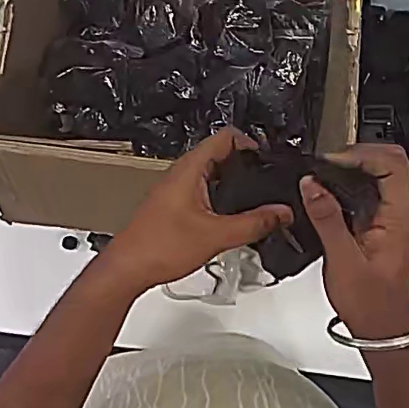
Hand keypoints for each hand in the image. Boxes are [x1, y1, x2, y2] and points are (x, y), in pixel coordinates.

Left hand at [97, 128, 292, 293]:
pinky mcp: (175, 206)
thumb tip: (281, 213)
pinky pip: (205, 193)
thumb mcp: (217, 236)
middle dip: (248, 167)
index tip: (268, 162)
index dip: (251, 144)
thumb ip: (255, 223)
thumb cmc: (157, 247)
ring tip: (255, 202)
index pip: (226, 137)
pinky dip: (223, 200)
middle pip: (222, 155)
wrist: (127, 270)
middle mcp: (182, 174)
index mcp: (190, 169)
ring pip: (214, 176)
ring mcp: (177, 189)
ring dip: (235, 186)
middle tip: (267, 183)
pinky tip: (231, 220)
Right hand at [301, 143, 408, 338]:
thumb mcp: (342, 261)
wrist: (379, 328)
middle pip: (392, 163)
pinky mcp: (383, 227)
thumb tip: (312, 185)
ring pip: (383, 176)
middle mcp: (402, 216)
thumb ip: (327, 219)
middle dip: (359, 154)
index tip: (333, 161)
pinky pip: (372, 194)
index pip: (394, 166)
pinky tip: (331, 194)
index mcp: (399, 220)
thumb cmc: (369, 304)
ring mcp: (394, 220)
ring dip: (354, 169)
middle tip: (329, 162)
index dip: (363, 155)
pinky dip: (351, 186)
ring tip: (326, 174)